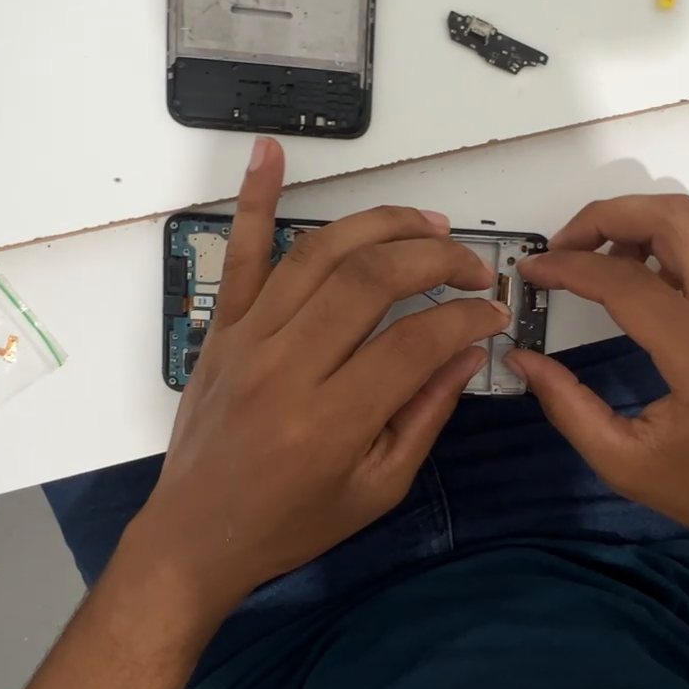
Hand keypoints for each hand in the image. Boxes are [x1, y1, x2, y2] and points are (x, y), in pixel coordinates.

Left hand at [124, 138, 511, 616]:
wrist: (195, 537)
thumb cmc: (290, 523)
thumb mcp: (377, 488)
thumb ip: (425, 415)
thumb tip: (468, 351)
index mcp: (331, 421)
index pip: (416, 342)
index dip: (466, 319)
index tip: (493, 316)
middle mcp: (286, 367)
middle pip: (372, 280)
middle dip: (437, 259)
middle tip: (472, 268)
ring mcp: (247, 338)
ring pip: (321, 253)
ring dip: (382, 225)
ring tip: (428, 223)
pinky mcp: (222, 327)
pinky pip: (240, 253)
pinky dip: (255, 197)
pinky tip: (270, 151)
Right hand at [506, 195, 688, 570]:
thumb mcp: (626, 463)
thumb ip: (566, 405)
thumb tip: (522, 358)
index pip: (625, 281)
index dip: (567, 267)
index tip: (532, 272)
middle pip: (674, 219)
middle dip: (609, 215)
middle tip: (567, 246)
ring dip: (649, 220)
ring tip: (607, 258)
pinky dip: (684, 236)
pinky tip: (655, 272)